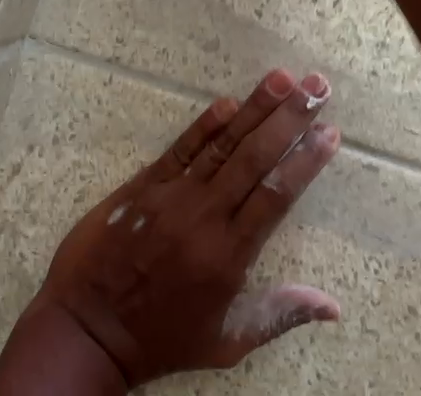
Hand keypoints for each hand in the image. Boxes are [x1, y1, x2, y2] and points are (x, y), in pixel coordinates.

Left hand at [30, 70, 341, 387]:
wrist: (87, 329)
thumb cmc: (162, 339)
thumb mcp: (226, 342)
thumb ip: (280, 314)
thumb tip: (333, 306)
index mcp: (229, 257)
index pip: (276, 196)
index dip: (305, 161)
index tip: (330, 132)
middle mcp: (205, 218)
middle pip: (255, 159)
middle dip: (289, 120)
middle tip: (317, 85)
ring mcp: (172, 197)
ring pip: (221, 145)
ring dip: (254, 109)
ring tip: (282, 78)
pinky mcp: (143, 186)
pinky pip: (179, 149)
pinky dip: (204, 125)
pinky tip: (228, 102)